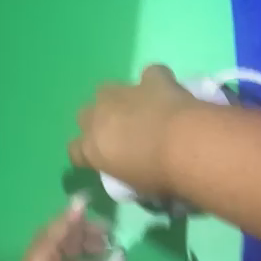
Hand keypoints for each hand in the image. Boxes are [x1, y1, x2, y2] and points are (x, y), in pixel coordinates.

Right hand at [69, 65, 200, 198]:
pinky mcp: (152, 81)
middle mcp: (100, 117)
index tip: (104, 160)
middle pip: (86, 115)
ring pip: (108, 90)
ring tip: (142, 111)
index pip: (75, 151)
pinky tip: (167, 91)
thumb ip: (128, 173)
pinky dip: (157, 82)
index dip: (88, 154)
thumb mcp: (138, 185)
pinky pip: (150, 75)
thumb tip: (137, 170)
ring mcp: (124, 94)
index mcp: (92, 149)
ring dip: (121, 100)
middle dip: (101, 122)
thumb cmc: (161, 177)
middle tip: (123, 134)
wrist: (185, 147)